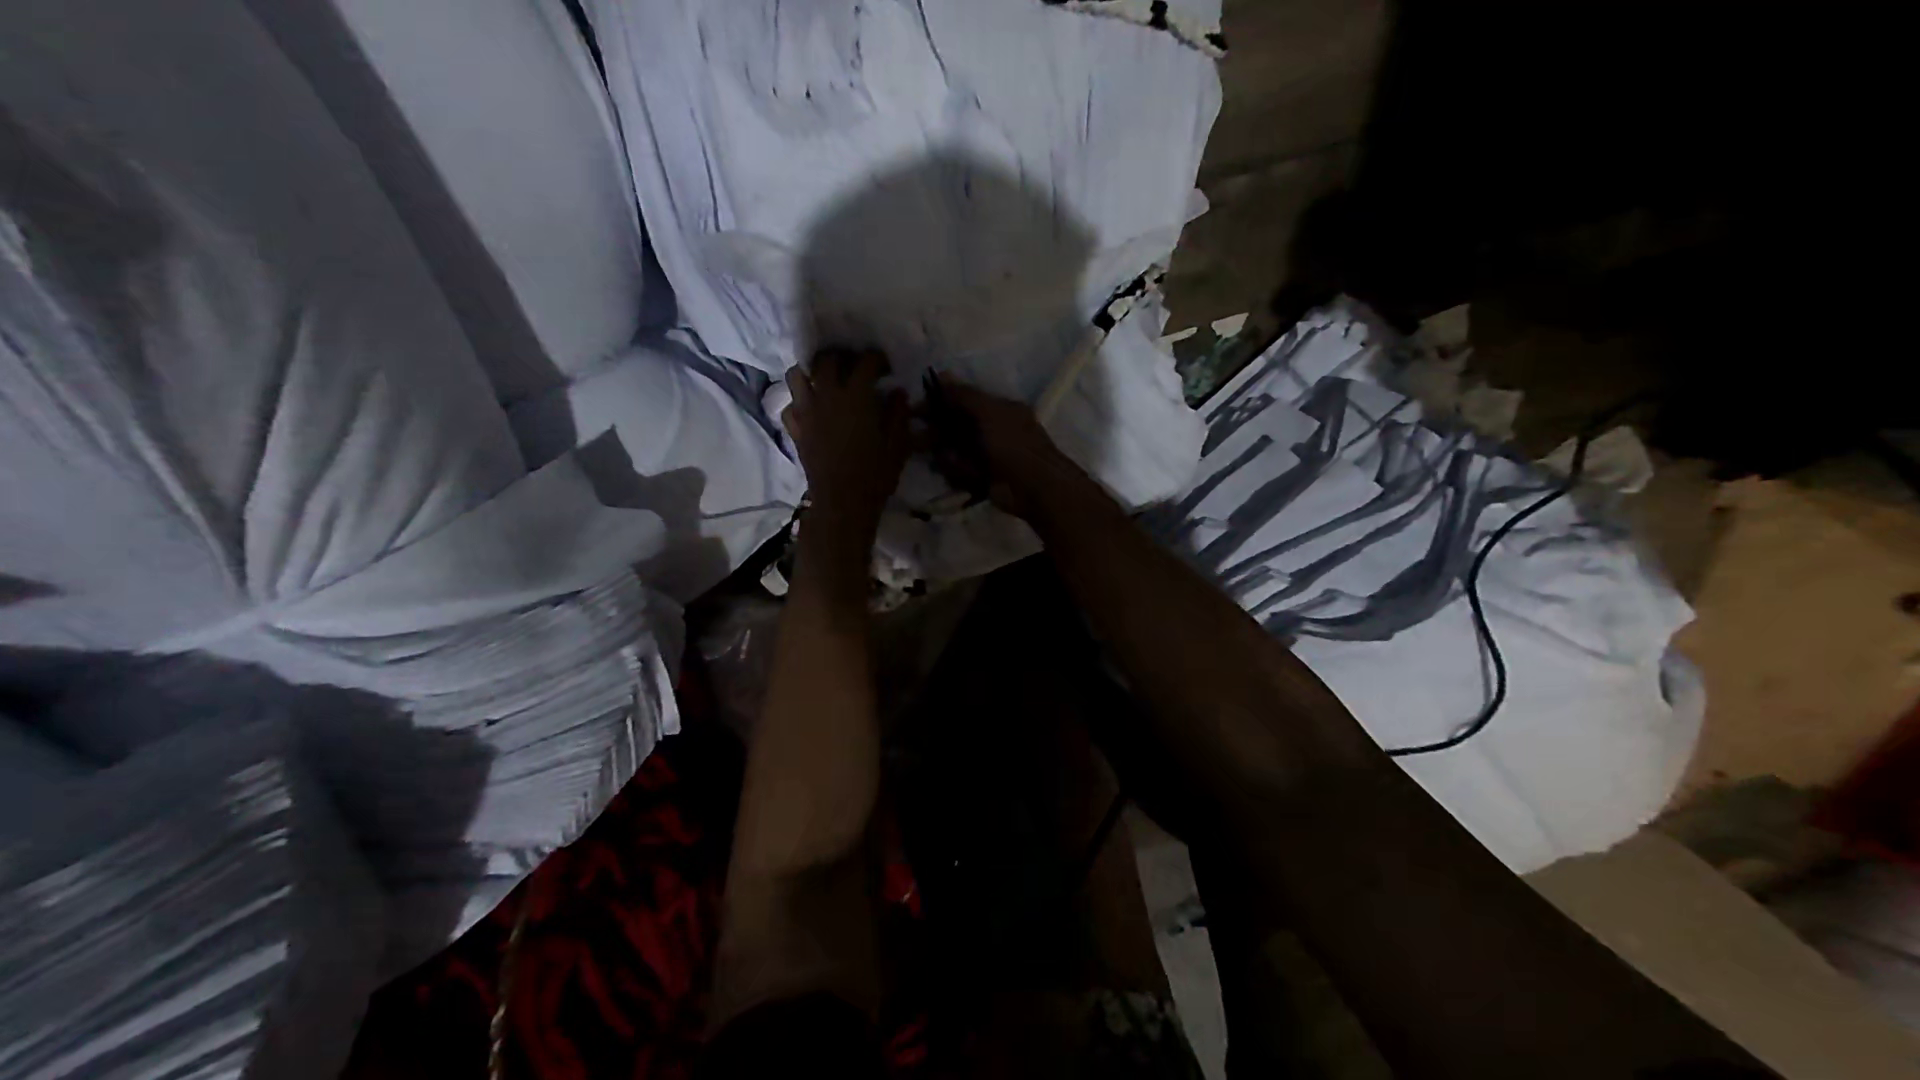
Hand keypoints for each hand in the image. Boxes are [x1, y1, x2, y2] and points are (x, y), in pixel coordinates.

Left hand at [782, 348, 909, 537]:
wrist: (842, 502)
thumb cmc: (875, 474)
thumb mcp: (899, 444)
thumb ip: (898, 413)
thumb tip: (898, 392)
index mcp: (856, 396)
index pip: (865, 362)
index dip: (877, 359)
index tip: (886, 367)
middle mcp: (826, 396)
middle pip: (826, 360)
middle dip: (841, 357)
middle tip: (853, 367)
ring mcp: (806, 412)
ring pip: (797, 375)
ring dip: (810, 372)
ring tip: (824, 380)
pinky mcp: (795, 430)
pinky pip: (789, 406)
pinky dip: (798, 402)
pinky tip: (810, 409)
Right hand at [926, 375, 1084, 519]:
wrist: (1034, 487)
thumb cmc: (1013, 444)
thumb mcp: (988, 412)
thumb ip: (964, 395)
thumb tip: (941, 374)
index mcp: (999, 410)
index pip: (962, 401)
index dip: (938, 404)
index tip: (915, 410)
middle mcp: (992, 430)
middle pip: (954, 428)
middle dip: (937, 434)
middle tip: (919, 441)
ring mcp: (987, 456)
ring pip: (954, 452)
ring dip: (950, 457)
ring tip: (957, 462)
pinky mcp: (982, 478)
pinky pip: (960, 472)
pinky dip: (959, 474)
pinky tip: (967, 475)